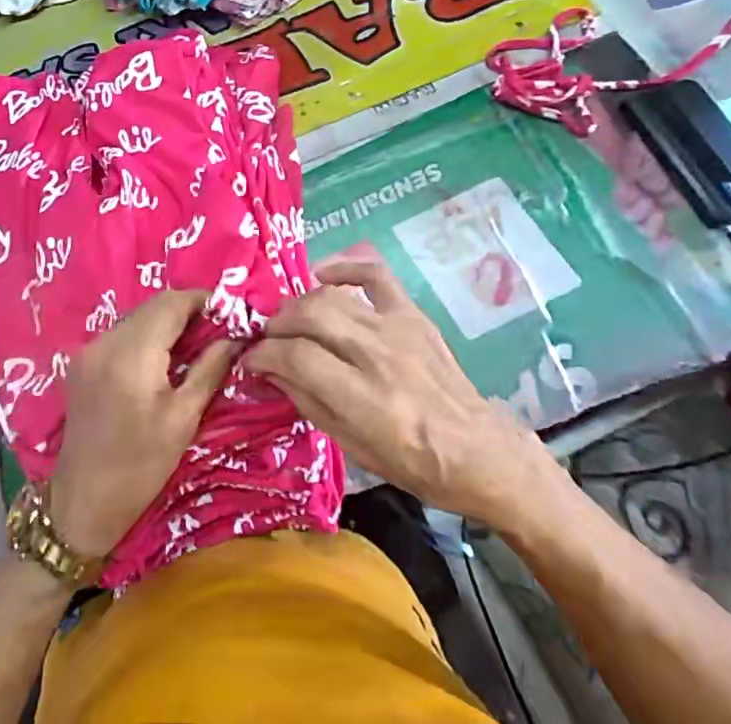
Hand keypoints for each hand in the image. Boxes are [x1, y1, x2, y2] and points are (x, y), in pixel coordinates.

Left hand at [49, 290, 237, 558]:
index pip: (171, 302)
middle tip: (217, 332)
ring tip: (193, 346)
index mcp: (132, 353)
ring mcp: (88, 349)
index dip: (203, 300)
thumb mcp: (184, 418)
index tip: (229, 314)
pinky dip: (144, 337)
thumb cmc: (141, 466)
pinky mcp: (81, 362)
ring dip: (164, 323)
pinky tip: (161, 360)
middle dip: (186, 312)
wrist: (84, 499)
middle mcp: (105, 340)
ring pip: (135, 318)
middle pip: (152, 306)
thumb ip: (210, 369)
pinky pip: (119, 334)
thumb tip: (235, 337)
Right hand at [246, 259, 566, 531]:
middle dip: (275, 325)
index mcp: (364, 399)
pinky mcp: (413, 316)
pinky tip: (322, 276)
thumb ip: (305, 400)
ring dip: (299, 305)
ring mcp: (398, 330)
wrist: (479, 453)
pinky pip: (374, 275)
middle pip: (308, 316)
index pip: (295, 357)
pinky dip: (344, 268)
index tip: (250, 361)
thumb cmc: (411, 461)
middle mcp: (378, 356)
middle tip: (267, 340)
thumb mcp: (350, 445)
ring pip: (331, 296)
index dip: (262, 355)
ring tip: (290, 321)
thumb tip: (267, 369)